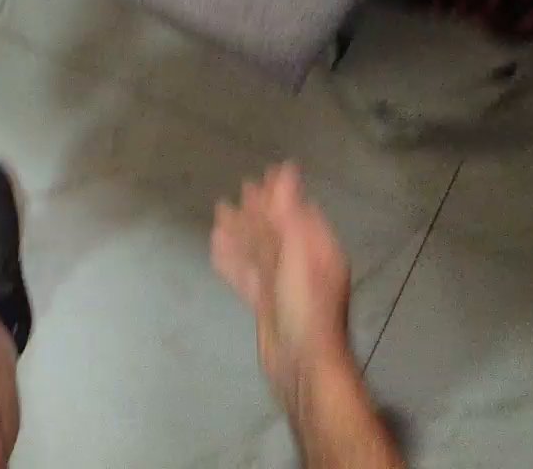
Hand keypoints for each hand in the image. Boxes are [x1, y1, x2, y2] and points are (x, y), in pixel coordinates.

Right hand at [211, 163, 355, 405]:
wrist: (301, 363)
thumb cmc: (304, 304)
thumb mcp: (298, 251)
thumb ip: (289, 211)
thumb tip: (286, 170)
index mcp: (316, 250)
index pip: (299, 212)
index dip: (283, 193)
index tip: (268, 172)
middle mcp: (301, 265)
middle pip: (276, 230)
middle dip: (259, 209)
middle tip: (243, 187)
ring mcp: (282, 285)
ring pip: (258, 250)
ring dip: (240, 230)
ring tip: (220, 211)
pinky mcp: (265, 303)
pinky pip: (245, 272)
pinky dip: (231, 257)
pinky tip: (216, 247)